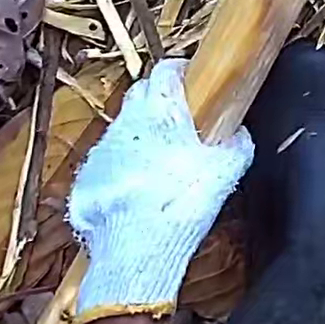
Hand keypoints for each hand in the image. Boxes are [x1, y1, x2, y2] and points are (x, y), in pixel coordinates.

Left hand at [67, 59, 252, 320]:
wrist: (135, 254)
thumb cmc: (183, 205)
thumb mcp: (226, 171)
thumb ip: (237, 142)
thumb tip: (238, 131)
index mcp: (159, 109)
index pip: (166, 68)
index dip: (180, 70)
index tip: (191, 80)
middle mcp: (126, 120)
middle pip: (142, 92)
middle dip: (160, 99)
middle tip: (181, 120)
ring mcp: (102, 148)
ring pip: (124, 126)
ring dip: (142, 135)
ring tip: (162, 161)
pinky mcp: (86, 176)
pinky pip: (107, 159)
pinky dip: (122, 165)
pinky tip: (140, 188)